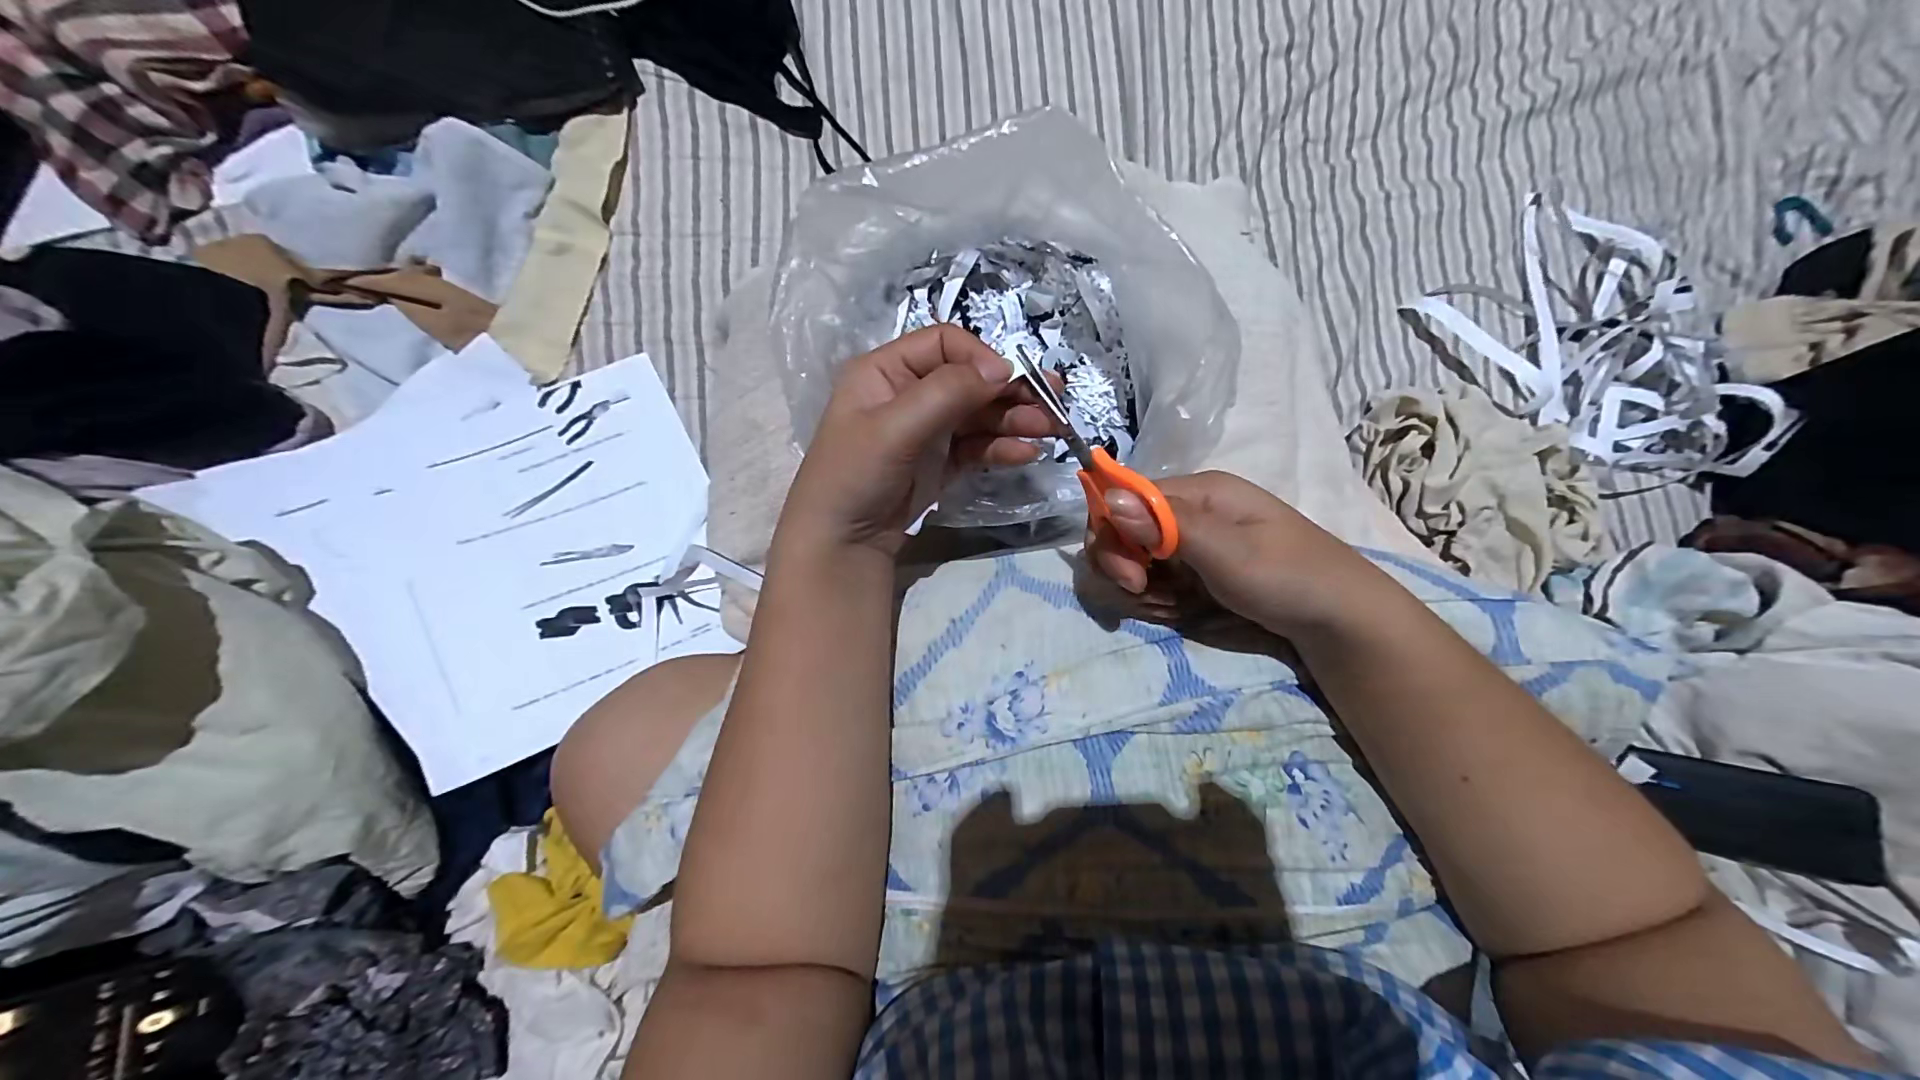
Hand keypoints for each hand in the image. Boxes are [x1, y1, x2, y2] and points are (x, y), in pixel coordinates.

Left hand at [779, 325, 1054, 555]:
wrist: (841, 542)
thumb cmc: (855, 474)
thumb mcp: (895, 427)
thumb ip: (947, 392)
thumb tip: (1001, 368)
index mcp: (887, 371)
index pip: (943, 344)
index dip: (980, 357)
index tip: (1010, 379)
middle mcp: (909, 393)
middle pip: (970, 379)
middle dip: (1011, 390)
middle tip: (1053, 401)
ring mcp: (927, 430)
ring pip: (979, 414)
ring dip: (1015, 419)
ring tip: (1050, 429)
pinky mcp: (940, 462)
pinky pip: (978, 446)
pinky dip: (1002, 447)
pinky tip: (1026, 453)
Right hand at [1086, 470, 1381, 635]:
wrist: (1337, 622)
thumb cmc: (1289, 578)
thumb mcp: (1229, 551)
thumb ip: (1168, 525)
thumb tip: (1109, 497)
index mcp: (1198, 493)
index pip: (1123, 500)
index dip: (1112, 535)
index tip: (1131, 578)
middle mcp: (1186, 513)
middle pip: (1119, 531)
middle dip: (1122, 567)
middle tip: (1144, 596)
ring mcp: (1188, 545)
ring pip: (1131, 561)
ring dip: (1138, 590)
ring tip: (1173, 609)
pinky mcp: (1191, 573)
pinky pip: (1151, 582)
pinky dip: (1154, 600)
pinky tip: (1178, 612)